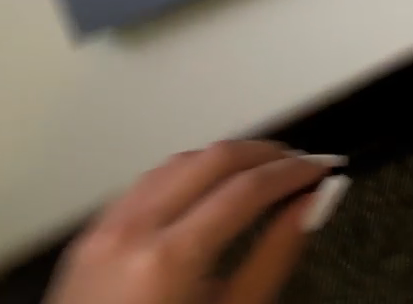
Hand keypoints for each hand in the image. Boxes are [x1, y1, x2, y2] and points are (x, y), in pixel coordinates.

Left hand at [44, 140, 347, 303]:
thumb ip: (275, 255)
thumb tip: (313, 200)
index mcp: (170, 259)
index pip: (249, 187)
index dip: (295, 170)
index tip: (325, 166)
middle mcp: (133, 231)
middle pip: (217, 158)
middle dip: (267, 153)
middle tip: (300, 163)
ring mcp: (103, 231)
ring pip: (181, 160)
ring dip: (227, 158)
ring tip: (261, 173)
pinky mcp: (88, 237)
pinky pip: (146, 182)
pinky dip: (187, 172)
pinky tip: (209, 187)